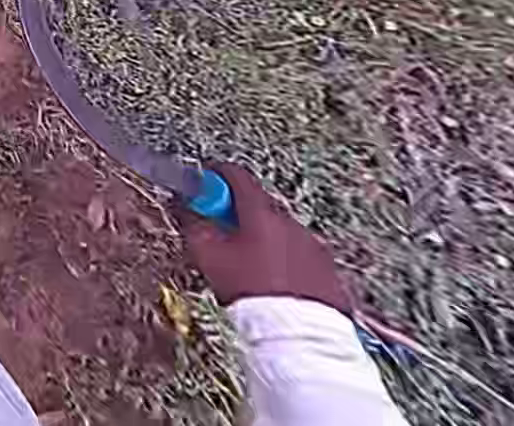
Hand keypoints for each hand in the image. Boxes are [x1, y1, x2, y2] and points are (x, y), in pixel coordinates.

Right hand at [178, 163, 350, 313]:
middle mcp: (292, 224)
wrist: (299, 339)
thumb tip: (185, 204)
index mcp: (261, 213)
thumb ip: (193, 219)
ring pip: (279, 228)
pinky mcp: (329, 272)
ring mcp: (315, 248)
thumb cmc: (250, 290)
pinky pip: (299, 252)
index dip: (214, 176)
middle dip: (236, 209)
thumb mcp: (207, 252)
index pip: (236, 175)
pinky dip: (282, 255)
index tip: (204, 187)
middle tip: (218, 226)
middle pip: (258, 202)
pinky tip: (269, 275)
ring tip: (244, 257)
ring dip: (260, 233)